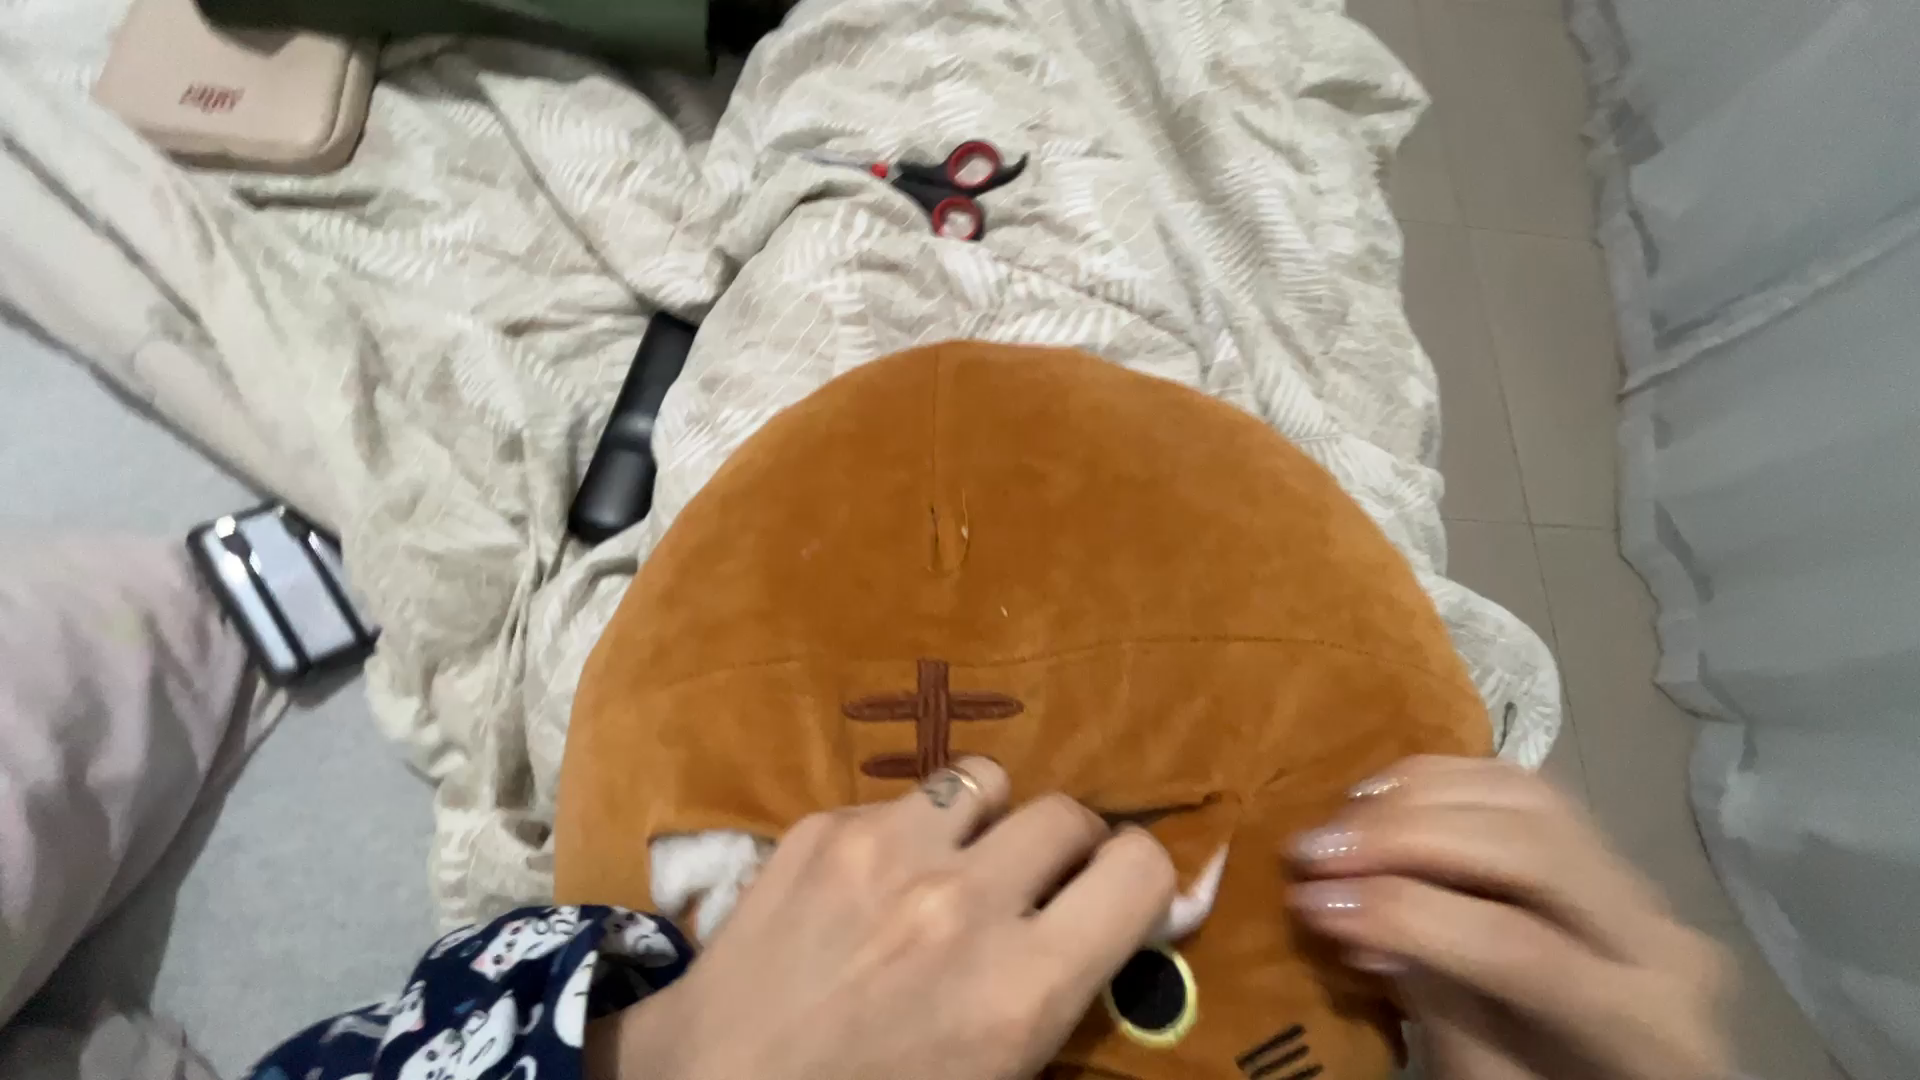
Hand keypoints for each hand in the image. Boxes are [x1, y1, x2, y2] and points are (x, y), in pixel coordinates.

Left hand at [587, 757, 1176, 1079]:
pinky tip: (871, 877)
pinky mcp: (825, 827)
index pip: (1138, 870)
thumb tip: (1114, 921)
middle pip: (1066, 812)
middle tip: (1035, 876)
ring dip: (986, 816)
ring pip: (984, 778)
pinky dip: (908, 828)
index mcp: (1019, 988)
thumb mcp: (995, 1076)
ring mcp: (886, 851)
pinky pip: (902, 796)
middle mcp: (962, 902)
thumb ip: (1060, 990)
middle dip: (1066, 844)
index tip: (1116, 887)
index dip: (1140, 874)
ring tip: (955, 856)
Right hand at [1288, 756, 1731, 1079]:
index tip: (1308, 901)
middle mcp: (1657, 935)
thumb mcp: (1488, 1074)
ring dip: (1411, 796)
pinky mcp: (1594, 840)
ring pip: (1518, 794)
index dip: (1402, 914)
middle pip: (1523, 847)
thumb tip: (1345, 906)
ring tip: (1338, 817)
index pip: (1515, 946)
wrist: (1623, 1071)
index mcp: (1644, 1025)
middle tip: (1313, 848)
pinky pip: (1511, 781)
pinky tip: (1379, 795)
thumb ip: (1429, 993)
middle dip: (1399, 837)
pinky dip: (1434, 777)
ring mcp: (1630, 875)